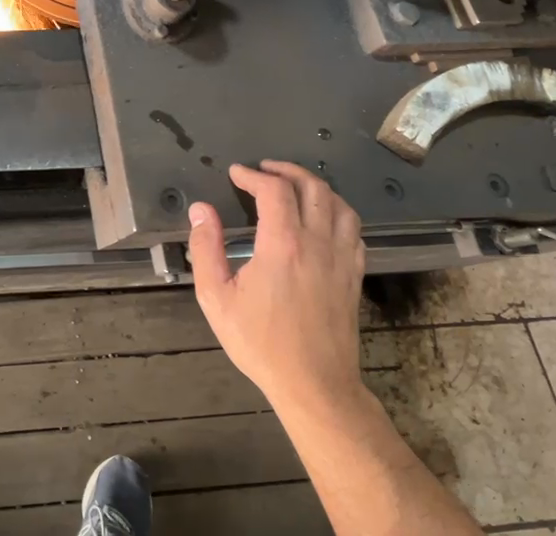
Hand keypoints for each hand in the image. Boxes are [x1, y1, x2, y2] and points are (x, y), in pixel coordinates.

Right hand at [187, 160, 365, 407]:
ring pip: (340, 205)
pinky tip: (322, 220)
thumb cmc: (259, 342)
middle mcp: (317, 243)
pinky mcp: (353, 276)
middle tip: (263, 170)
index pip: (274, 190)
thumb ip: (205, 248)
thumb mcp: (215, 297)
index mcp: (282, 245)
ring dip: (316, 187)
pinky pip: (354, 231)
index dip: (252, 175)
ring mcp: (341, 259)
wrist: (314, 384)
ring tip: (294, 187)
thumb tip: (201, 209)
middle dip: (286, 171)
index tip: (235, 174)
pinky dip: (337, 213)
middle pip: (312, 188)